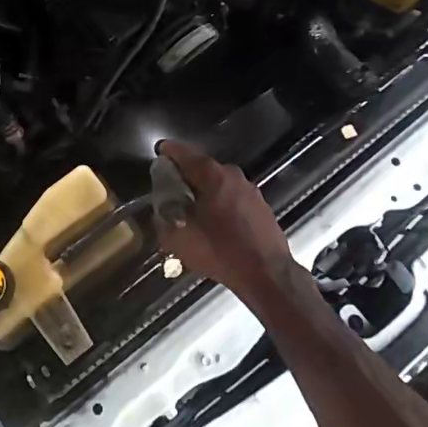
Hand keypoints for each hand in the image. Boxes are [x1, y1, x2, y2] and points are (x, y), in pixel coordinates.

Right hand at [155, 141, 294, 292]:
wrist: (267, 275)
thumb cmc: (219, 250)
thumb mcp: (177, 238)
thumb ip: (162, 217)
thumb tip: (161, 209)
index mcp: (212, 176)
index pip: (185, 153)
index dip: (169, 151)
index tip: (160, 152)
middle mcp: (233, 176)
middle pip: (204, 167)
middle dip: (187, 174)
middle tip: (172, 187)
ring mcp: (251, 192)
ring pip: (220, 183)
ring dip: (205, 190)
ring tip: (193, 207)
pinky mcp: (262, 209)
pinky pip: (234, 198)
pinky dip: (221, 203)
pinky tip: (215, 222)